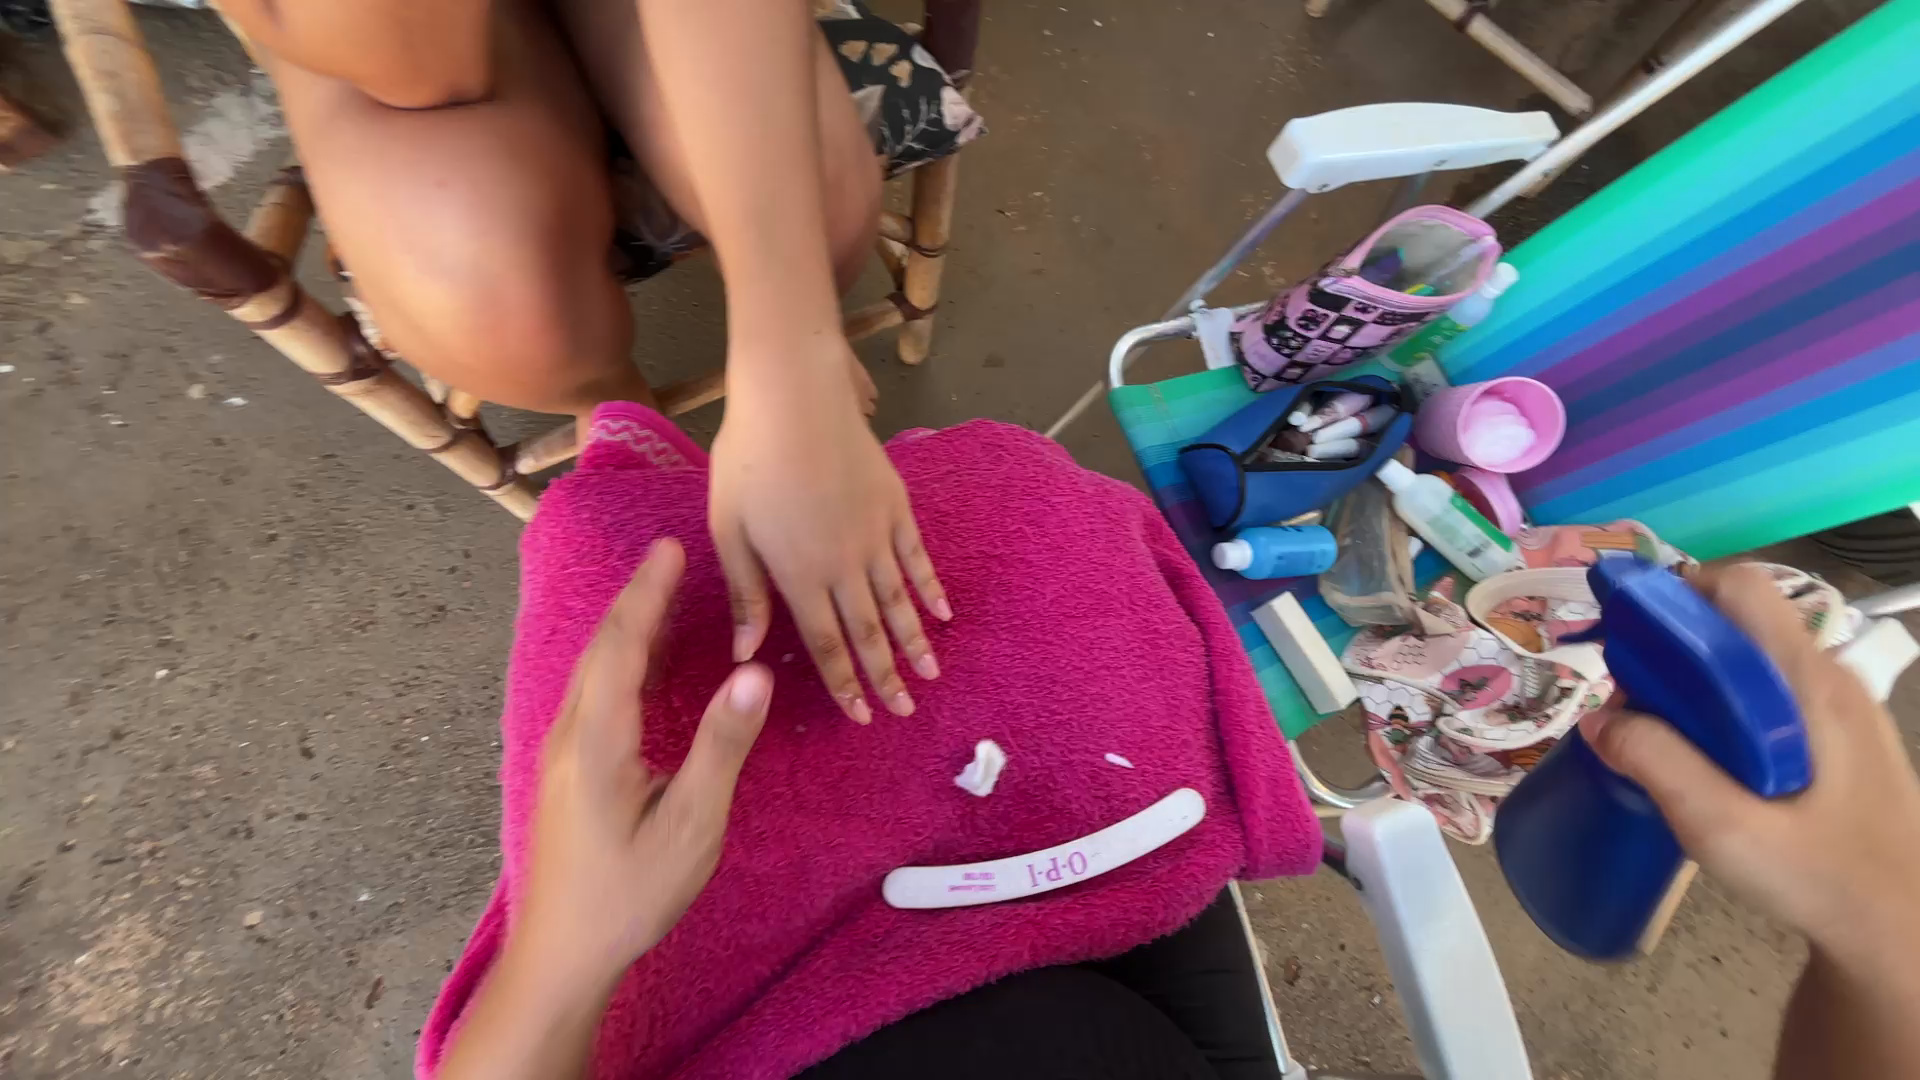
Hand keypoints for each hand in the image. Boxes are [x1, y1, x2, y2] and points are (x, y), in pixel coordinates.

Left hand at [516, 538, 772, 984]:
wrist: (563, 955)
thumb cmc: (632, 890)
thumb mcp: (690, 824)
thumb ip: (722, 746)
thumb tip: (755, 674)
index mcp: (598, 742)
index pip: (621, 649)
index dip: (646, 596)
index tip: (668, 550)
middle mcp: (572, 735)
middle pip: (602, 650)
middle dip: (636, 599)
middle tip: (669, 557)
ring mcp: (565, 752)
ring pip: (594, 670)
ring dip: (627, 624)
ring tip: (660, 591)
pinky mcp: (571, 768)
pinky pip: (595, 692)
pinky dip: (622, 657)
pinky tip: (644, 658)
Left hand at [709, 342, 949, 723]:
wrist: (794, 397)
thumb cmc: (747, 461)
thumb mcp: (729, 529)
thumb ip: (746, 592)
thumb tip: (748, 650)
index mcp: (800, 575)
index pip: (827, 642)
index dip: (845, 682)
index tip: (861, 714)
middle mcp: (845, 565)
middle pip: (869, 631)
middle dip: (886, 675)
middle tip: (906, 710)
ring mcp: (877, 536)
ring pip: (899, 601)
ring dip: (916, 642)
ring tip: (932, 674)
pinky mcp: (897, 508)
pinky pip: (918, 557)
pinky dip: (931, 587)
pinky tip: (944, 612)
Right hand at [1580, 563, 1919, 963]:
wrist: (1905, 938)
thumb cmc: (1826, 879)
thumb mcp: (1724, 826)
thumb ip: (1654, 761)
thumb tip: (1595, 718)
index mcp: (1808, 685)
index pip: (1739, 588)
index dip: (1674, 592)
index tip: (1623, 631)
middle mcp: (1821, 681)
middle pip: (1726, 619)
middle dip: (1661, 643)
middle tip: (1627, 699)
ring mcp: (1825, 708)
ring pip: (1731, 657)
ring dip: (1676, 677)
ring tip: (1648, 732)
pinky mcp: (1819, 734)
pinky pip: (1743, 690)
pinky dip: (1698, 703)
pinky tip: (1685, 751)